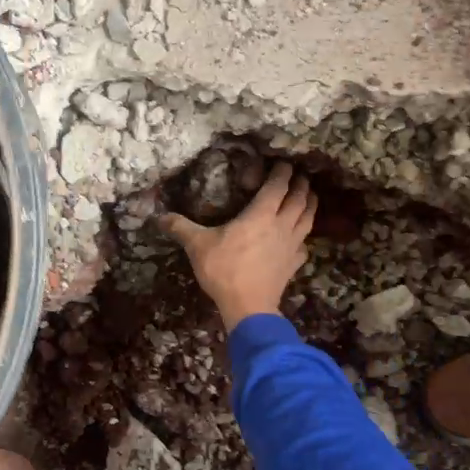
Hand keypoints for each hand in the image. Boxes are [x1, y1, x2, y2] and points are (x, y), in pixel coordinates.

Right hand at [159, 161, 316, 329]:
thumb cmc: (224, 271)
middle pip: (299, 199)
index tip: (284, 163)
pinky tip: (300, 240)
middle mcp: (281, 225)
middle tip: (300, 177)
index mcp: (260, 215)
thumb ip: (181, 228)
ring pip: (308, 219)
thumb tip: (159, 217)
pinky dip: (304, 238)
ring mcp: (291, 246)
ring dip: (310, 205)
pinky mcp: (294, 264)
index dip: (282, 172)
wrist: (248, 307)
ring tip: (309, 197)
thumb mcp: (197, 246)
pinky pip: (304, 246)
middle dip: (300, 185)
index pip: (277, 186)